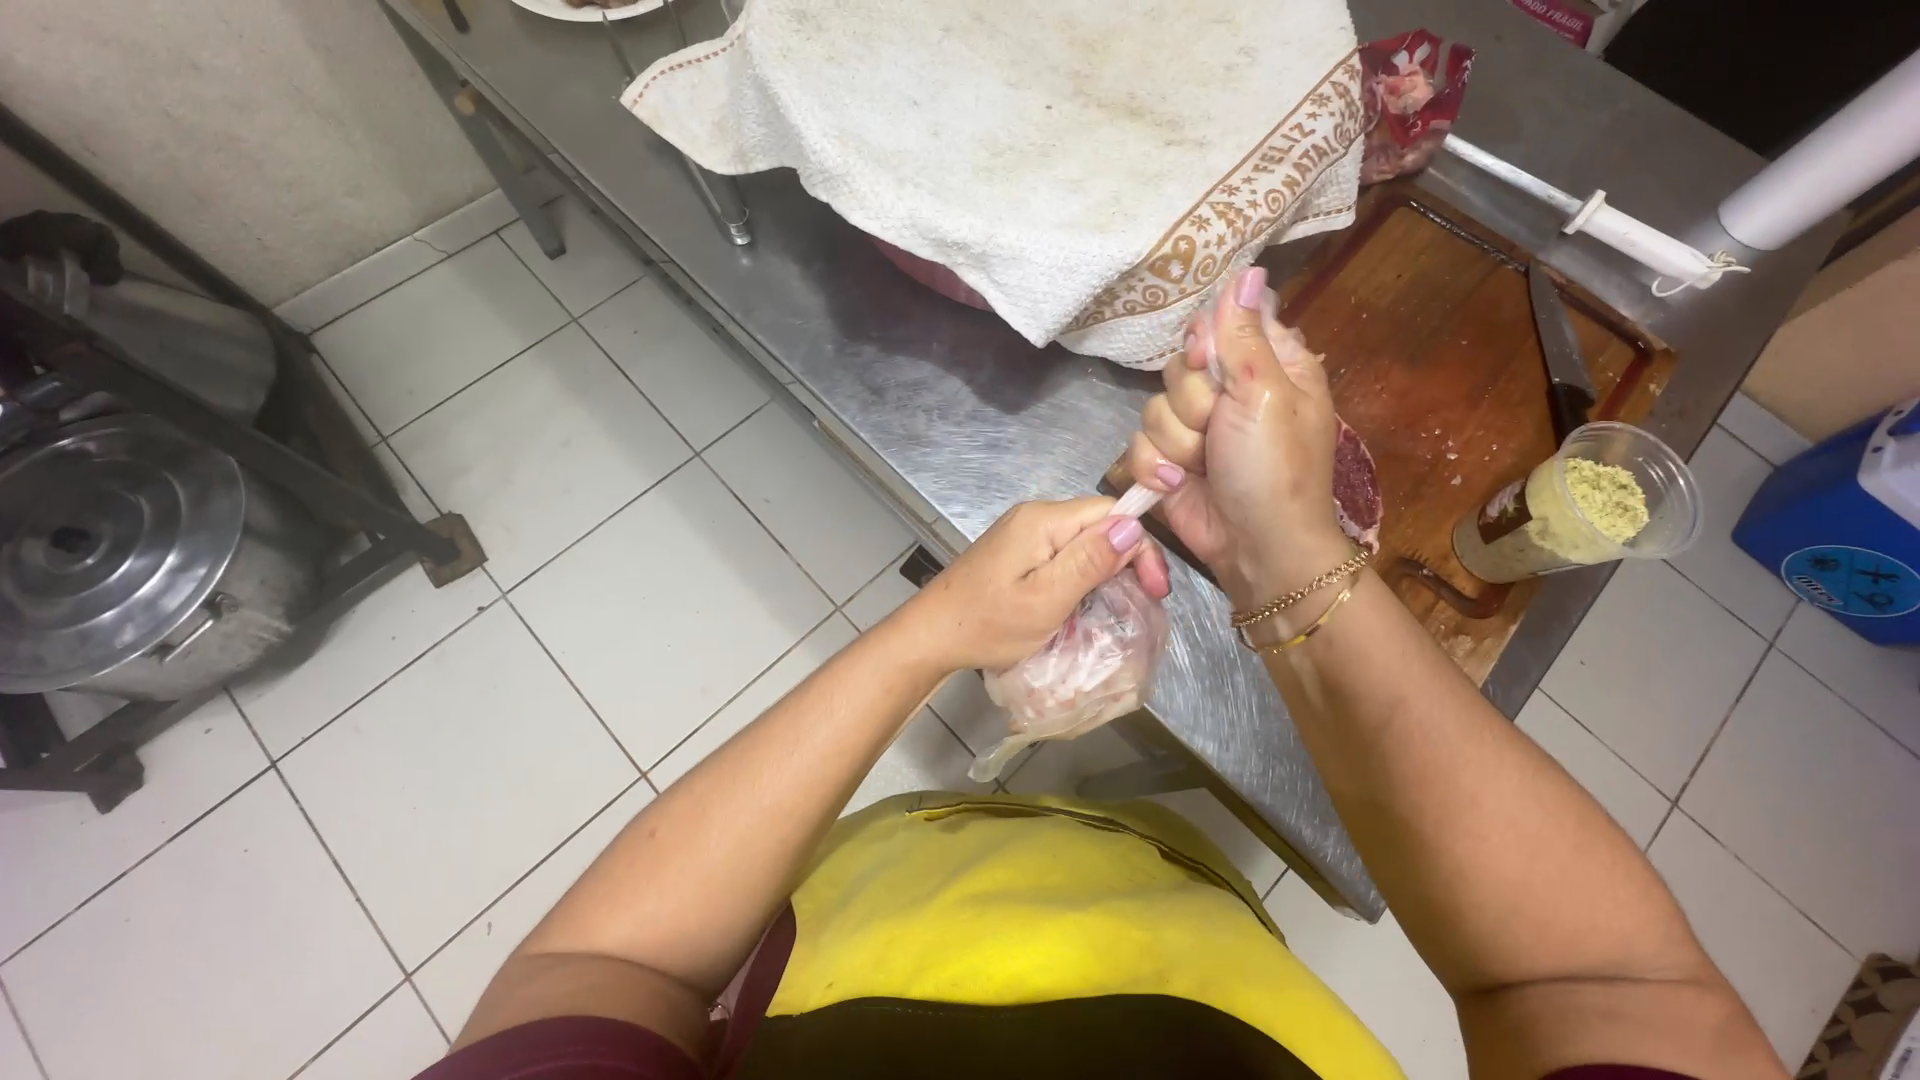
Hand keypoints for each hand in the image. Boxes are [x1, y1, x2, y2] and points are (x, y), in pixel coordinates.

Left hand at [895, 497, 1169, 672]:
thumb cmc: (987, 623)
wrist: (931, 636)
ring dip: (1107, 567)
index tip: (1155, 589)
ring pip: (1083, 539)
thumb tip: (1132, 527)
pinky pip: (1063, 553)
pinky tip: (1088, 598)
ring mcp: (1023, 533)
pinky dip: (1083, 573)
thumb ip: (1088, 562)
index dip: (1140, 546)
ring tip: (1121, 602)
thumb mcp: (1045, 599)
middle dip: (1128, 557)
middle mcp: (1034, 517)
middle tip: (1145, 599)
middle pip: (1098, 524)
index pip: (1111, 513)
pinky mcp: (1017, 552)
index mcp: (1043, 521)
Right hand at [1124, 265, 1351, 608]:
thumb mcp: (1267, 394)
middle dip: (1192, 404)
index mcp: (1268, 365)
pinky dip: (1154, 468)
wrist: (1256, 547)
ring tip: (1202, 466)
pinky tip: (1178, 485)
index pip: (1220, 324)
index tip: (1210, 364)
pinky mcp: (1168, 461)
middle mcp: (1229, 392)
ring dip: (1176, 442)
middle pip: (1178, 367)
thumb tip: (1247, 270)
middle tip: (1219, 429)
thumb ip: (1244, 335)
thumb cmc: (1276, 469)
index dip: (1207, 343)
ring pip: (1153, 408)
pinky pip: (1139, 444)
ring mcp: (1195, 429)